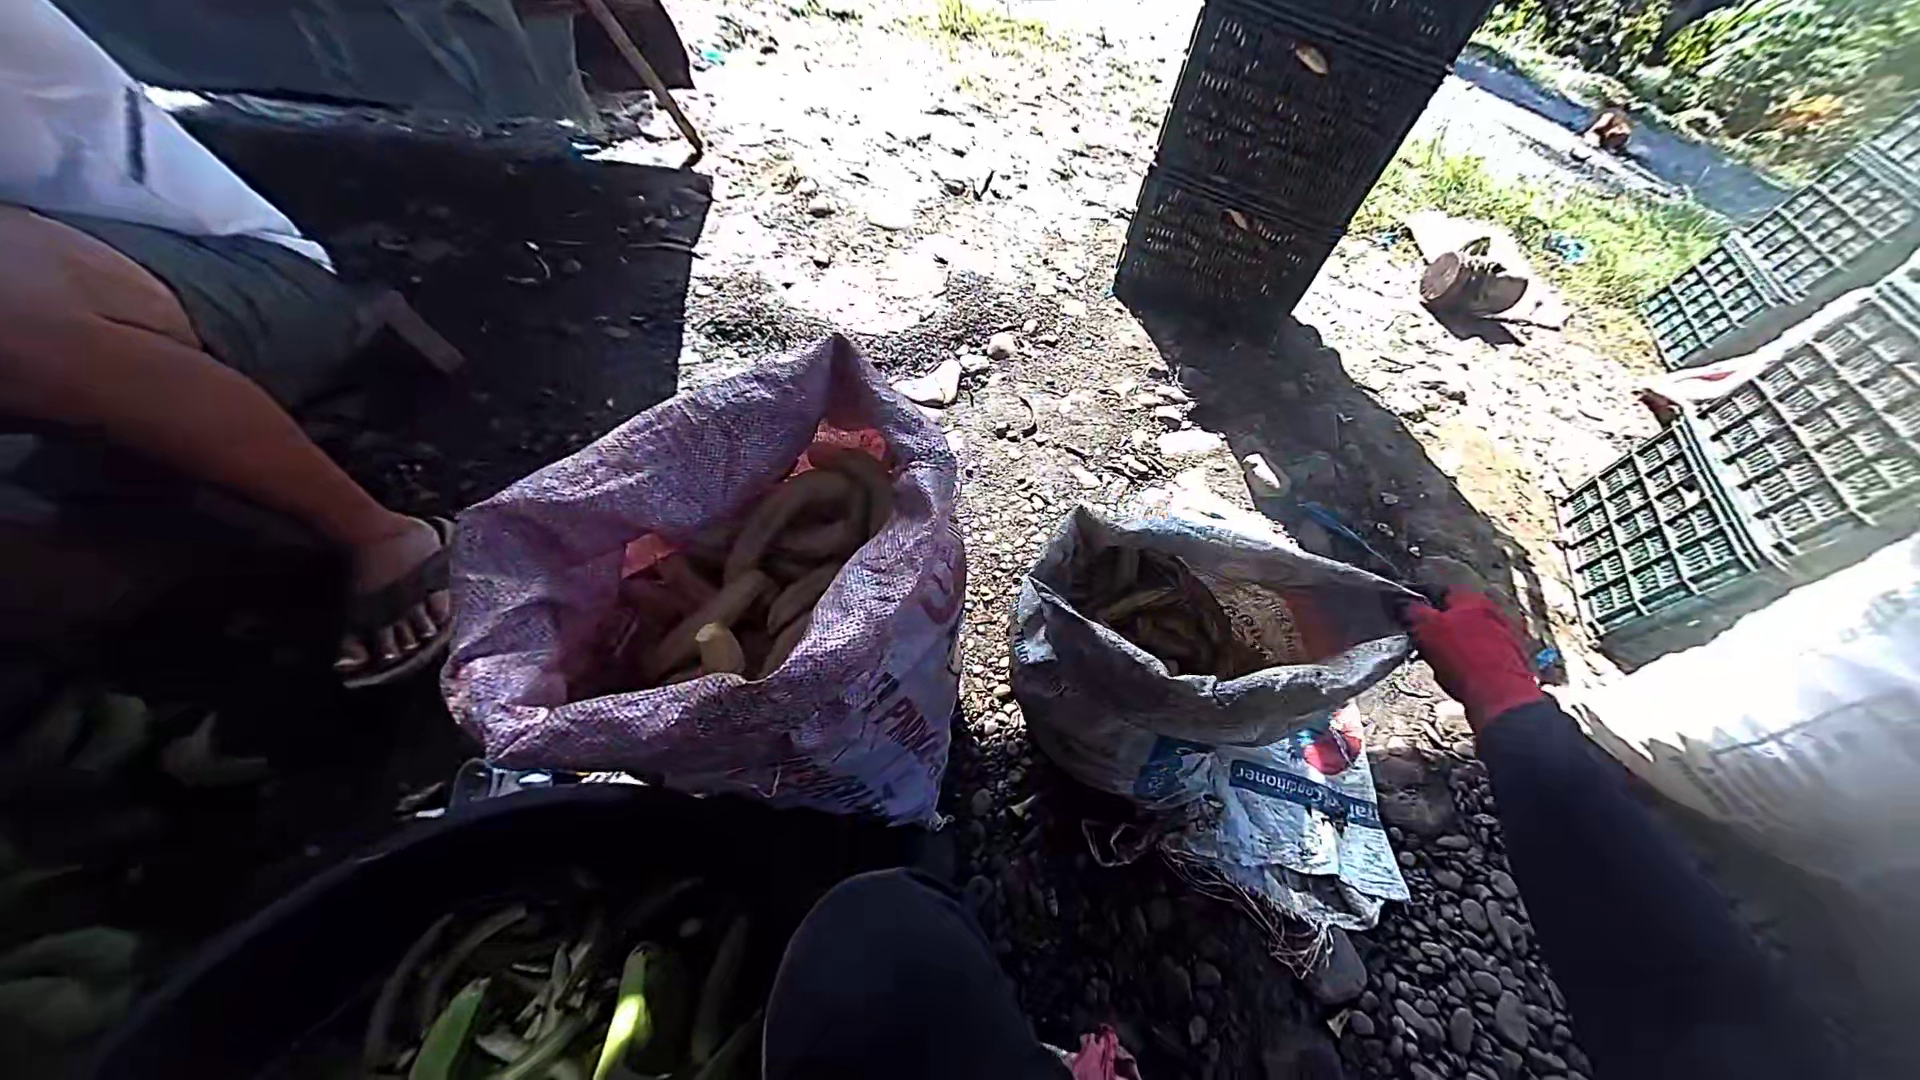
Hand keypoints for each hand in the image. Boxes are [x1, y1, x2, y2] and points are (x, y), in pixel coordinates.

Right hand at [1403, 590, 1542, 732]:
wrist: (1500, 695)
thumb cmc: (1464, 660)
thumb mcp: (1424, 629)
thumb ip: (1412, 610)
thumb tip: (1405, 603)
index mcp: (1472, 599)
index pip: (1438, 590)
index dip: (1419, 601)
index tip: (1408, 612)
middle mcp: (1494, 612)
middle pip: (1456, 612)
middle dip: (1438, 623)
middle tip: (1421, 637)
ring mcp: (1506, 635)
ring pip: (1468, 631)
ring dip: (1453, 640)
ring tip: (1438, 657)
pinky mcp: (1511, 657)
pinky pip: (1480, 650)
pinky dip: (1467, 656)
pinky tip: (1456, 669)